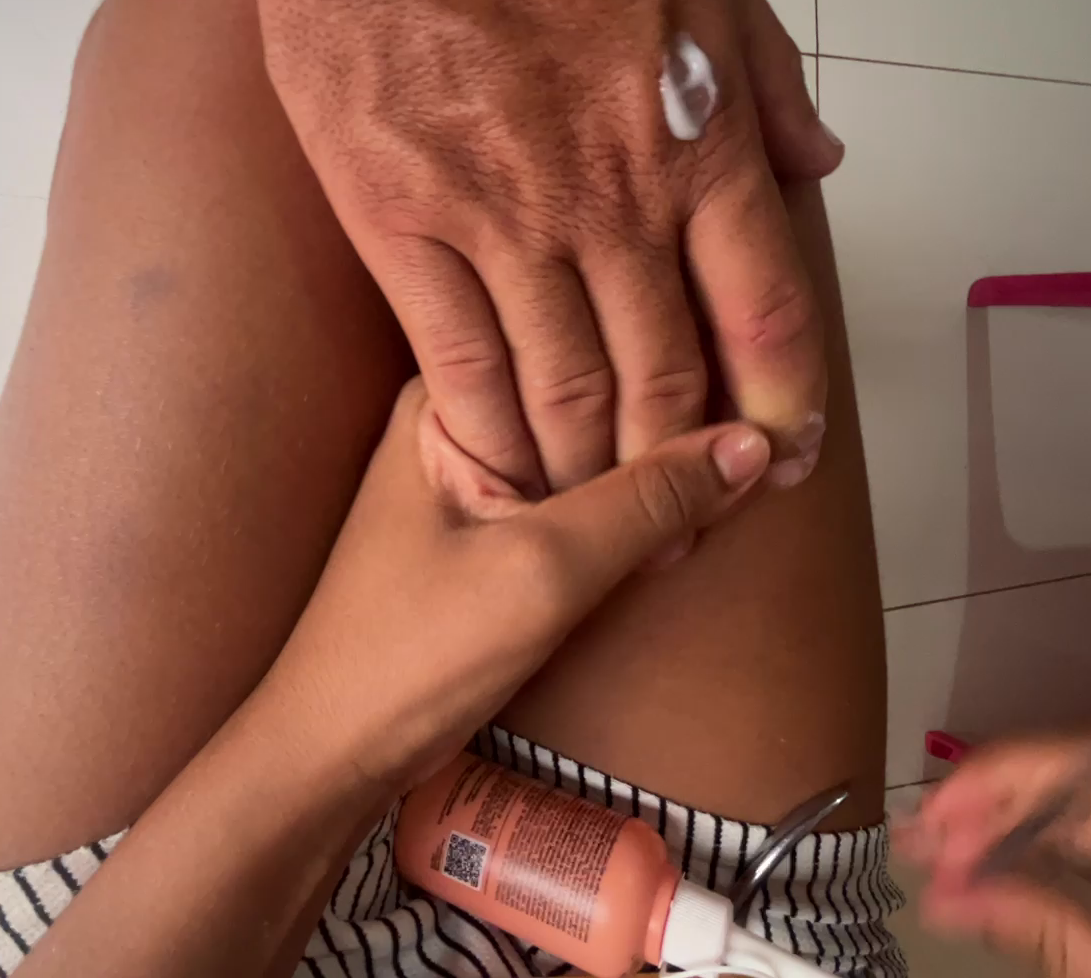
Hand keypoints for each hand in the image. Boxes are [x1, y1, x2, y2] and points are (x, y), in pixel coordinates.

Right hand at [228, 0, 840, 496]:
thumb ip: (761, 76)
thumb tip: (817, 161)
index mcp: (689, 139)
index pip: (765, 312)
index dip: (783, 403)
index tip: (785, 461)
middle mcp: (607, 199)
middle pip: (665, 379)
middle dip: (682, 474)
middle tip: (687, 533)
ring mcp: (502, 221)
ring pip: (564, 391)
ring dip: (588, 476)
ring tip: (595, 523)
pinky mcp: (404, 228)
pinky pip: (461, 366)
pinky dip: (490, 439)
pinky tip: (504, 479)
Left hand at [261, 379, 771, 791]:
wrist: (338, 746)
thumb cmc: (415, 653)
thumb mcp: (543, 570)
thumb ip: (647, 501)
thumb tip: (752, 442)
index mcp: (452, 388)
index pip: (585, 345)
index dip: (676, 378)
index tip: (751, 422)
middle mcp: (462, 410)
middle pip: (593, 392)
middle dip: (670, 434)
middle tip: (745, 477)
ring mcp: (475, 464)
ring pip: (591, 445)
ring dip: (653, 479)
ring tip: (713, 512)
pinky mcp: (490, 515)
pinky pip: (574, 491)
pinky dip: (624, 510)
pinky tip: (671, 531)